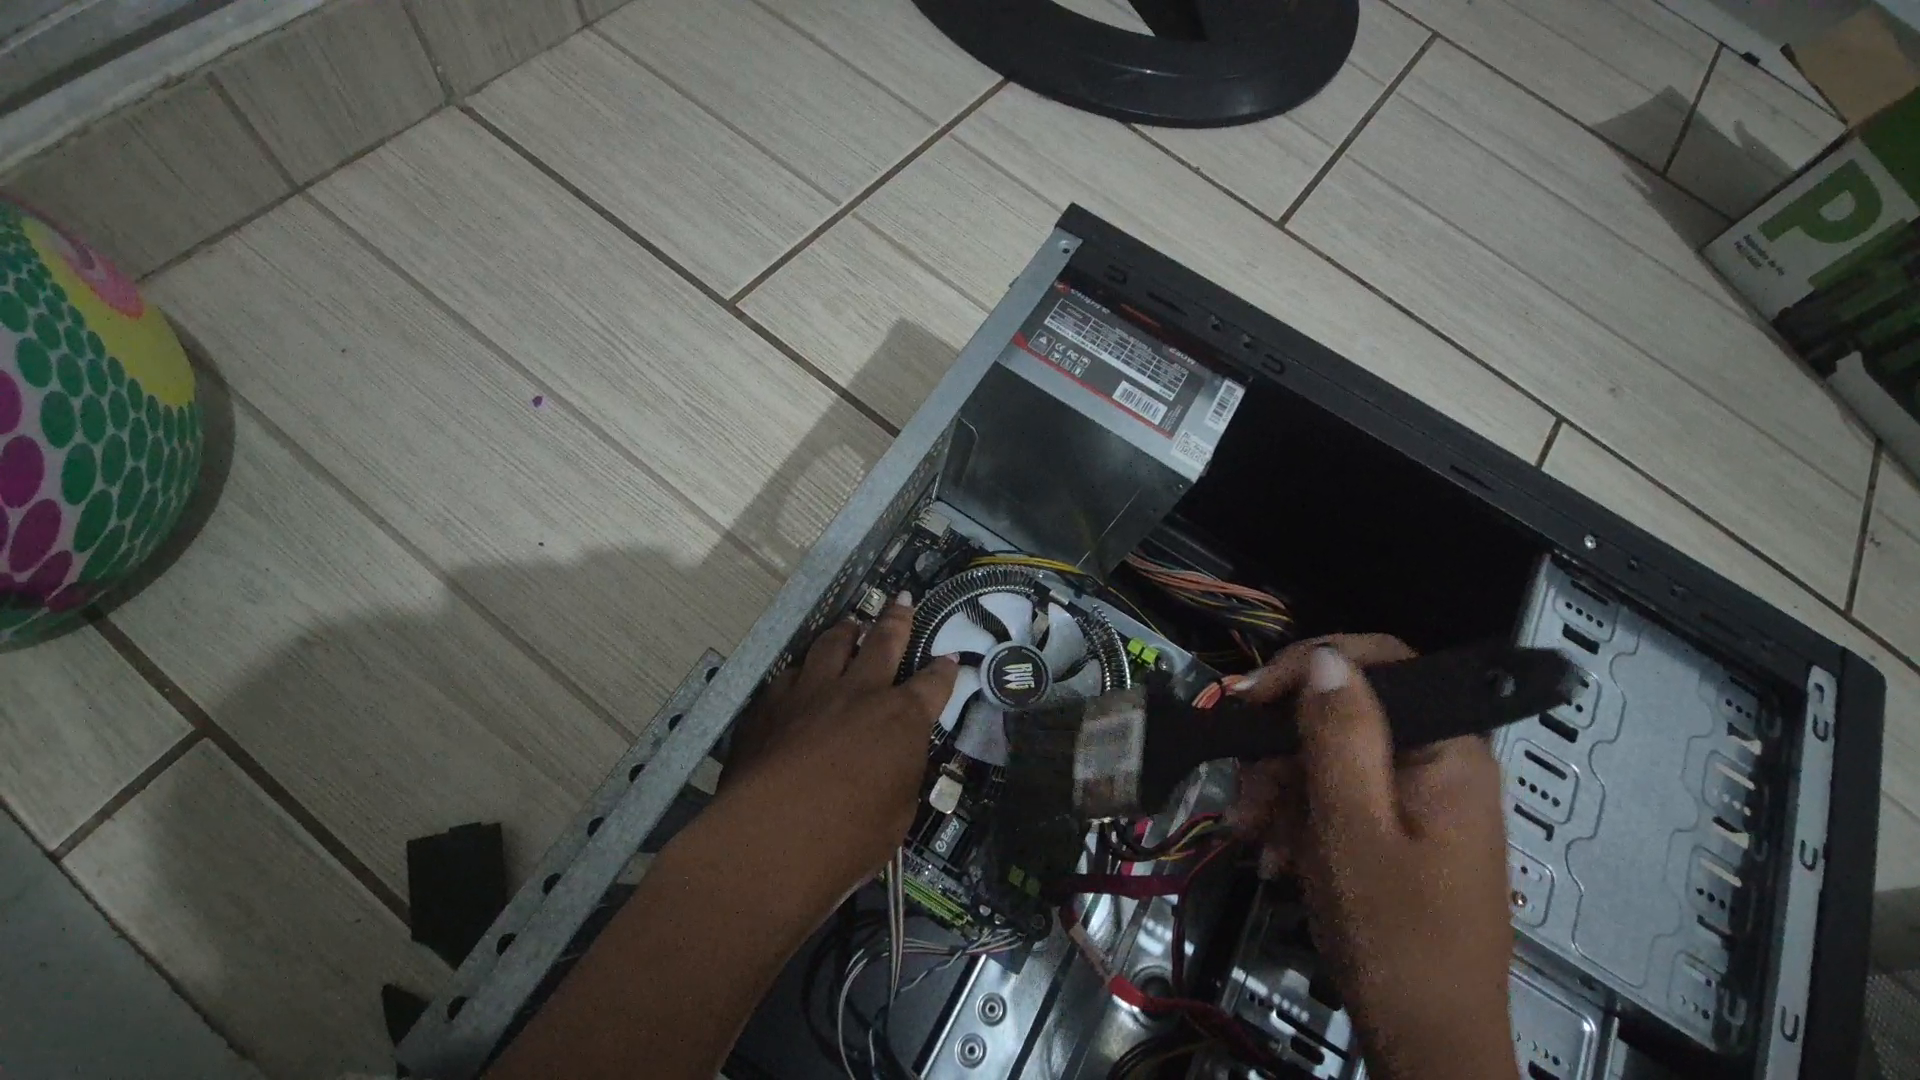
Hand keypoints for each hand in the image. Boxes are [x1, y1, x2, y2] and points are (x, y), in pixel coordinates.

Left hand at [720, 594, 957, 888]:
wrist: (771, 838)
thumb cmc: (849, 838)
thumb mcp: (898, 812)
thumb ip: (899, 775)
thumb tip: (895, 763)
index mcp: (901, 719)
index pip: (932, 685)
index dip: (944, 671)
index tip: (950, 659)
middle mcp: (858, 692)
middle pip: (883, 642)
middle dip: (897, 619)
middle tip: (902, 600)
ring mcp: (811, 692)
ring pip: (831, 644)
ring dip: (846, 631)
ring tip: (851, 624)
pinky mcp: (770, 704)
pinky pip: (791, 674)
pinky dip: (803, 670)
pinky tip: (800, 674)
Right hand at [1225, 637, 1516, 1079]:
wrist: (1426, 1041)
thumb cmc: (1395, 936)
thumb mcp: (1352, 830)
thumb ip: (1339, 737)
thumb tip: (1323, 658)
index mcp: (1446, 751)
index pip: (1382, 663)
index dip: (1310, 666)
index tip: (1249, 698)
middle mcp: (1435, 762)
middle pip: (1342, 712)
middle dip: (1280, 748)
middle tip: (1244, 794)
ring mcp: (1413, 799)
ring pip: (1326, 756)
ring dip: (1277, 790)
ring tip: (1254, 837)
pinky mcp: (1393, 830)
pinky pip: (1333, 797)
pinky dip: (1295, 818)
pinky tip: (1274, 855)